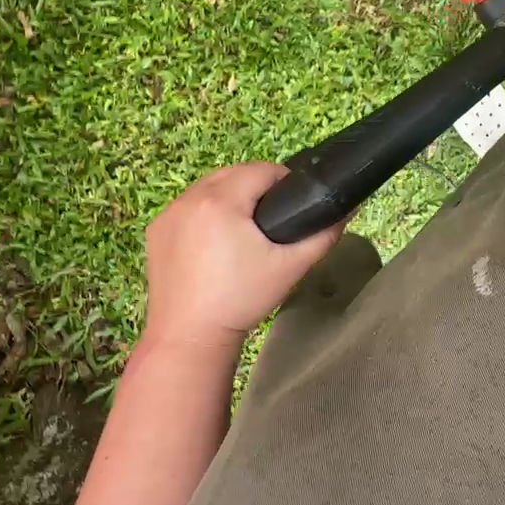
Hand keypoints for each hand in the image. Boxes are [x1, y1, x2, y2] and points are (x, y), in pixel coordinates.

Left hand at [142, 163, 342, 350]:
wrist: (190, 335)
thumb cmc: (243, 297)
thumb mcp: (291, 267)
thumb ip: (324, 234)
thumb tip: (348, 211)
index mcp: (222, 200)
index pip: (262, 169)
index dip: (284, 181)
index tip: (294, 205)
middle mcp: (190, 199)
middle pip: (234, 173)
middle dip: (257, 186)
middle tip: (274, 218)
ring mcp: (169, 214)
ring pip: (209, 187)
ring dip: (231, 196)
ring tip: (247, 227)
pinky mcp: (156, 230)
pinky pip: (189, 206)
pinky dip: (207, 211)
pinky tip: (217, 239)